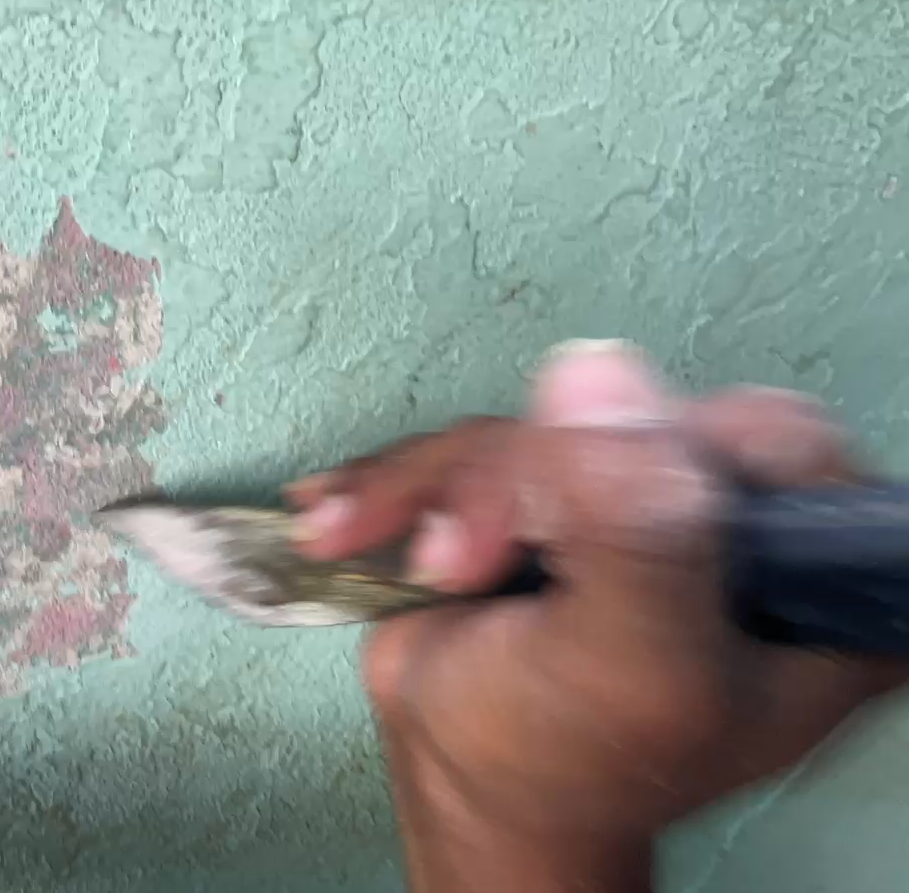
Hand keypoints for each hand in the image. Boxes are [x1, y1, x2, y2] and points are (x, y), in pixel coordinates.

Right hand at [286, 342, 906, 890]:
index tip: (536, 533)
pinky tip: (335, 518)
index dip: (625, 457)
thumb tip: (598, 368)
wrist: (457, 770)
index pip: (742, 434)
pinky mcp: (508, 496)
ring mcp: (595, 501)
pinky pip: (441, 451)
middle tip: (441, 569)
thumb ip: (634, 532)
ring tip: (353, 542)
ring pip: (494, 434)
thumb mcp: (620, 664)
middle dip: (482, 493)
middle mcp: (705, 517)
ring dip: (406, 491)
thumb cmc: (554, 751)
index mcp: (802, 567)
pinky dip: (376, 486)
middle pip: (584, 426)